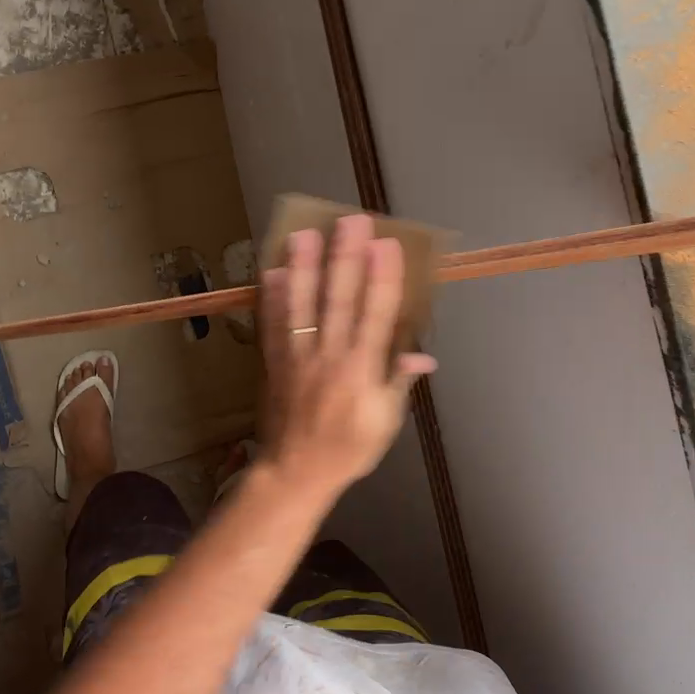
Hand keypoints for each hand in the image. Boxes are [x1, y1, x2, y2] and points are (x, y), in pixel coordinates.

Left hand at [256, 214, 437, 495]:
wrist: (296, 472)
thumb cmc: (348, 448)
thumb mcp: (385, 422)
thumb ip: (398, 381)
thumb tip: (421, 354)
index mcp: (361, 372)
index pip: (375, 316)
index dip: (382, 279)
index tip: (386, 245)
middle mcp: (329, 358)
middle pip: (338, 300)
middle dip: (345, 259)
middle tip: (350, 221)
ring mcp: (297, 358)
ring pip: (301, 306)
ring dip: (304, 268)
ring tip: (305, 234)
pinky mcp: (274, 363)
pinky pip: (273, 326)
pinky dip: (273, 299)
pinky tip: (273, 271)